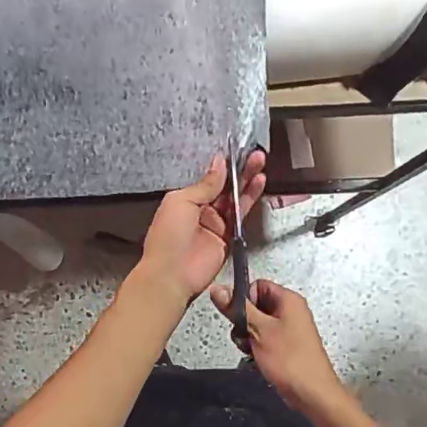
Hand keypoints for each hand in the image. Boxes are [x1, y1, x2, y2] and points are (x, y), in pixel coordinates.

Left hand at [134, 151, 266, 303]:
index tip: (237, 152)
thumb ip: (205, 184)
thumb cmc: (166, 238)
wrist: (172, 274)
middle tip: (254, 156)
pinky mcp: (228, 238)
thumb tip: (218, 164)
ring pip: (236, 199)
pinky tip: (257, 185)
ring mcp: (215, 225)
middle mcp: (201, 211)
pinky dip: (250, 200)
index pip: (209, 179)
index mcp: (185, 200)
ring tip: (260, 163)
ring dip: (248, 182)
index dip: (223, 166)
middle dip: (240, 171)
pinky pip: (241, 217)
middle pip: (225, 187)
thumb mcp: (182, 201)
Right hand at [208, 278, 344, 410]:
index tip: (240, 317)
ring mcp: (289, 329)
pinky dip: (257, 349)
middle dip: (244, 323)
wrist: (311, 393)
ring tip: (252, 351)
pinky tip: (257, 360)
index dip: (244, 300)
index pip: (257, 285)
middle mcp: (291, 311)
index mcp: (288, 300)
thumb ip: (237, 309)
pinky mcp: (286, 346)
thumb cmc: (289, 360)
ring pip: (257, 325)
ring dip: (248, 338)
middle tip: (246, 338)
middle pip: (255, 306)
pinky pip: (265, 340)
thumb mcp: (258, 330)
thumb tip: (217, 289)